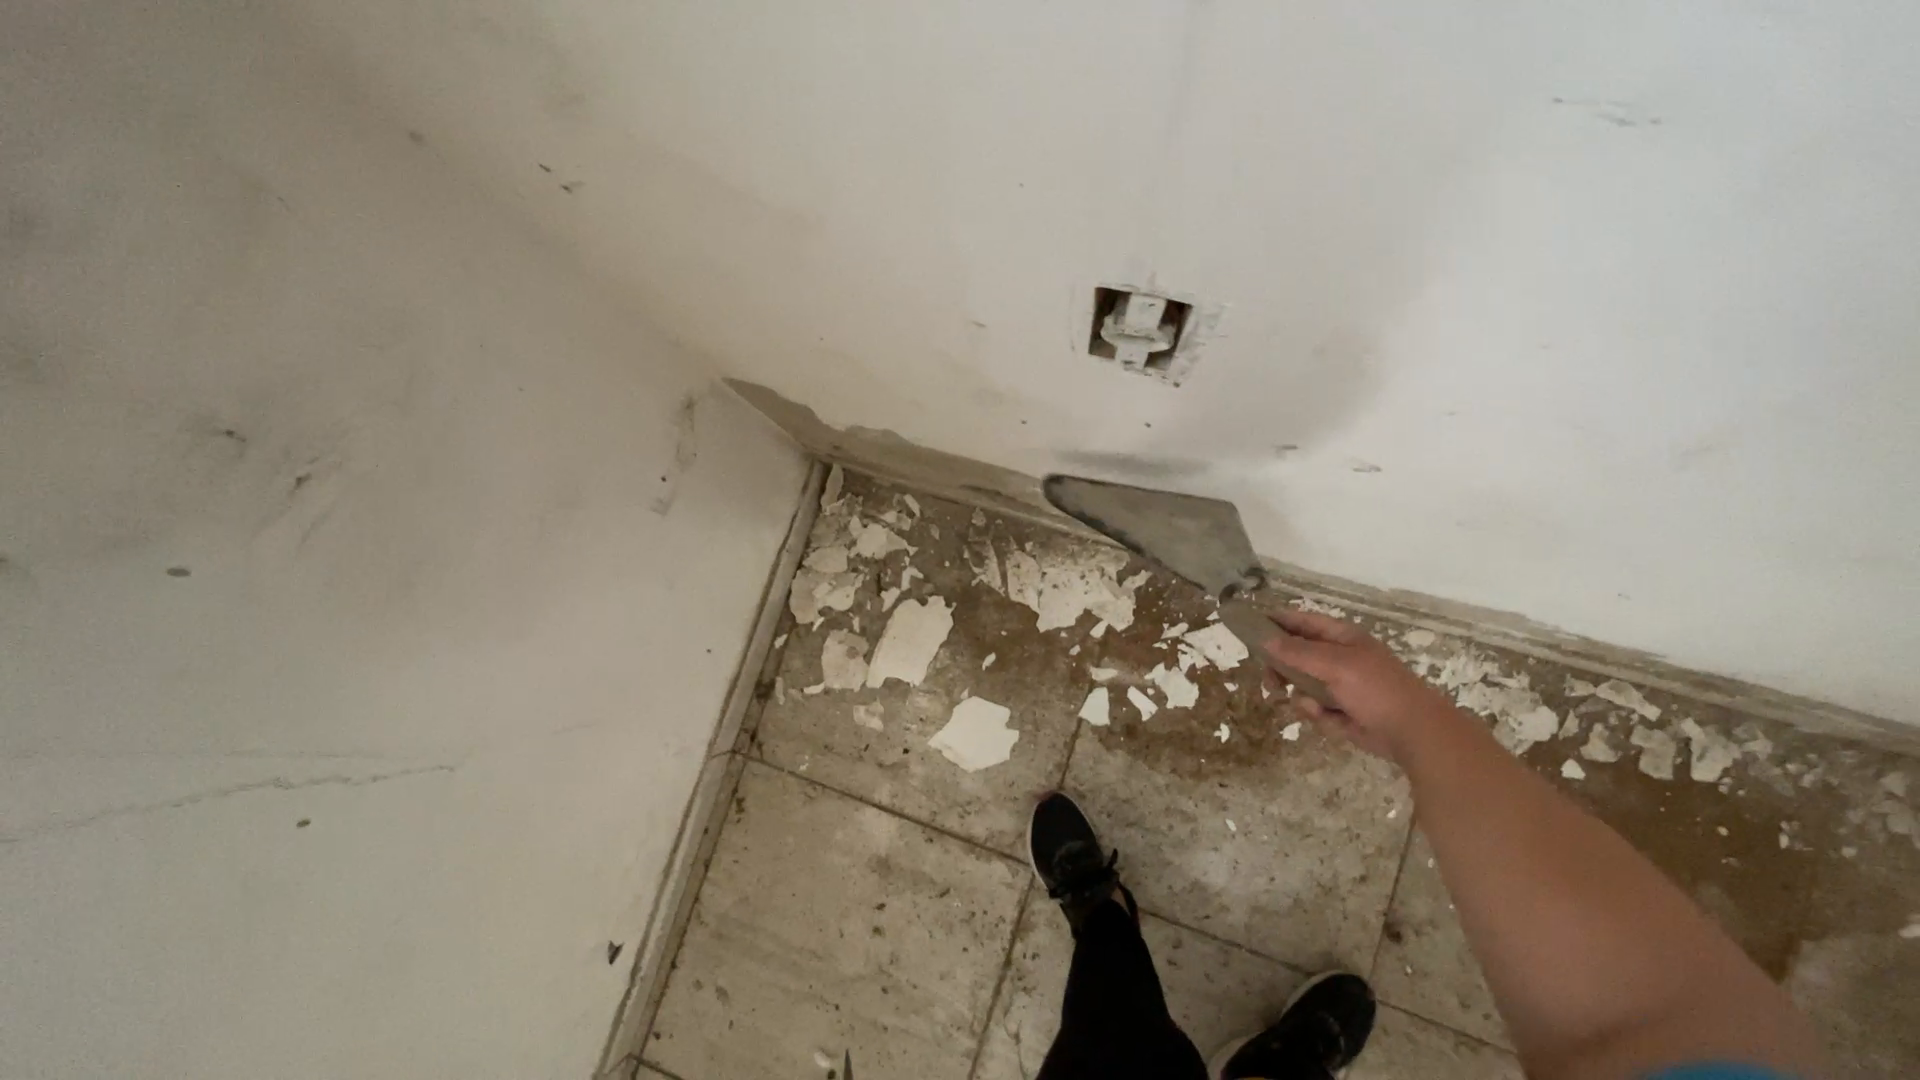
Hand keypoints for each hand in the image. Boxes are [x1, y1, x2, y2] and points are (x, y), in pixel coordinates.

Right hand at [1259, 609, 1455, 761]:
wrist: (1412, 732)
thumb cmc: (1377, 689)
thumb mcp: (1335, 664)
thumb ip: (1298, 651)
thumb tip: (1264, 638)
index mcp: (1341, 638)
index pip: (1302, 621)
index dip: (1277, 621)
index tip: (1249, 626)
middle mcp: (1337, 658)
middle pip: (1295, 654)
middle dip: (1280, 665)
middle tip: (1268, 679)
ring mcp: (1338, 685)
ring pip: (1300, 682)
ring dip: (1297, 692)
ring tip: (1300, 702)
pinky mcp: (1338, 710)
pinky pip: (1312, 706)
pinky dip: (1316, 712)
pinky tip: (1329, 718)